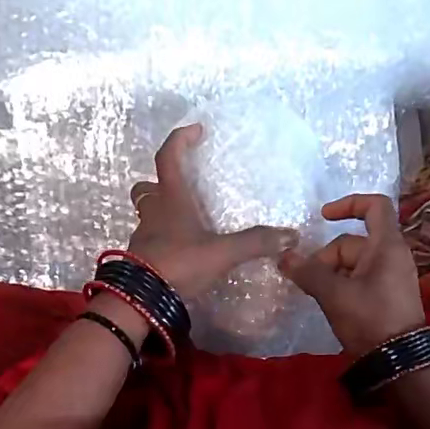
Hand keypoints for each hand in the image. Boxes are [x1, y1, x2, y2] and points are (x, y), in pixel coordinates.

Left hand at [127, 125, 297, 296]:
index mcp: (171, 201)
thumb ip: (254, 243)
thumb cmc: (179, 264)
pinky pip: (148, 242)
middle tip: (178, 186)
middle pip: (146, 188)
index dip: (180, 140)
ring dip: (159, 213)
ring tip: (181, 222)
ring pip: (145, 215)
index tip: (195, 130)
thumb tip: (290, 235)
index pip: (169, 158)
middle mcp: (153, 214)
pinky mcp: (139, 260)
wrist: (141, 299)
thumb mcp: (221, 252)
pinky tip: (177, 251)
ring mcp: (142, 238)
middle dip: (159, 182)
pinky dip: (161, 241)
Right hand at [277, 193, 425, 352]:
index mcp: (387, 246)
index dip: (348, 204)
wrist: (398, 359)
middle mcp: (393, 255)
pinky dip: (342, 284)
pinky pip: (360, 278)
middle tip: (309, 282)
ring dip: (332, 274)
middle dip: (327, 258)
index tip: (323, 217)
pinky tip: (330, 302)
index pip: (375, 206)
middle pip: (353, 242)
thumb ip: (308, 272)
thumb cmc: (370, 319)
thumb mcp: (334, 294)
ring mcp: (391, 276)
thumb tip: (284, 257)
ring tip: (318, 295)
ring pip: (353, 263)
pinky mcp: (387, 295)